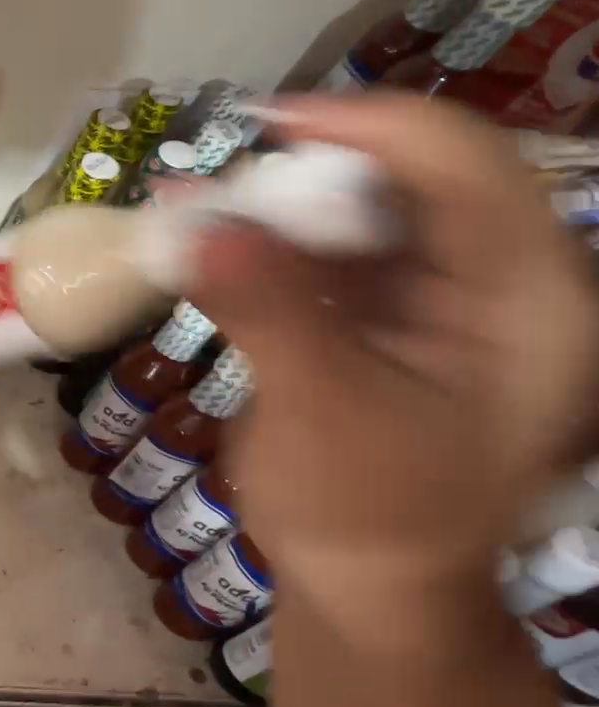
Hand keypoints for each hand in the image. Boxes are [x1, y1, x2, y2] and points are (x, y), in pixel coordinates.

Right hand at [188, 95, 598, 630]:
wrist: (366, 584)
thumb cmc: (367, 509)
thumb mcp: (321, 408)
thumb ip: (267, 308)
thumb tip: (196, 225)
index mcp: (524, 297)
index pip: (463, 170)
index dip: (365, 129)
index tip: (259, 122)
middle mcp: (488, 284)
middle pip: (404, 186)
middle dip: (301, 174)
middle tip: (204, 180)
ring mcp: (427, 305)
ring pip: (351, 223)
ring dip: (266, 211)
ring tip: (182, 208)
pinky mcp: (372, 326)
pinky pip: (315, 266)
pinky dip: (256, 253)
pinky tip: (197, 248)